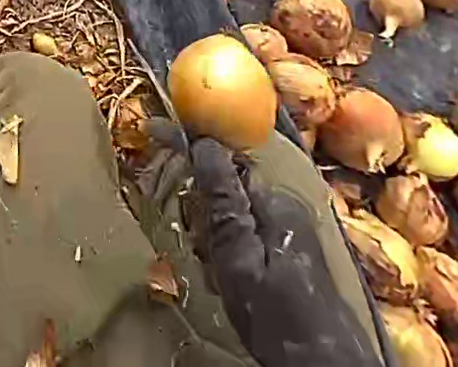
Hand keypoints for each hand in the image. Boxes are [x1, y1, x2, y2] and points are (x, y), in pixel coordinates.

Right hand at [185, 136, 382, 366]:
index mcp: (272, 199)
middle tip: (200, 247)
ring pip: (237, 214)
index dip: (195, 160)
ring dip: (217, 236)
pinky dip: (232, 252)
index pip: (226, 162)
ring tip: (214, 270)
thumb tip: (204, 143)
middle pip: (230, 188)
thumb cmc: (276, 314)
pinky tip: (229, 280)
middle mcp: (284, 206)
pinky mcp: (292, 253)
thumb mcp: (239, 257)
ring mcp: (291, 229)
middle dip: (207, 212)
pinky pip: (249, 235)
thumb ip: (223, 201)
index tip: (165, 154)